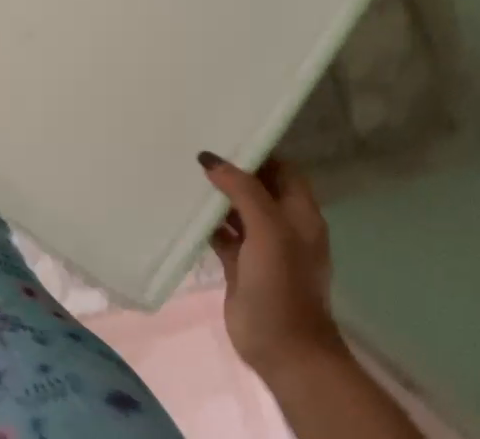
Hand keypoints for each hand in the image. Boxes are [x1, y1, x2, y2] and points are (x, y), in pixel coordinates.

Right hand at [199, 154, 347, 380]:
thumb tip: (210, 158)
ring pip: (235, 210)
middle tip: (191, 146)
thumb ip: (243, 191)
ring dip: (214, 194)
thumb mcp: (269, 231)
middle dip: (230, 169)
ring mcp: (261, 247)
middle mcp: (283, 227)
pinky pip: (220, 233)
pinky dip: (204, 221)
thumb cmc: (282, 285)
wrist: (283, 347)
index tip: (223, 131)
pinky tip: (179, 209)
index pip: (283, 170)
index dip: (259, 151)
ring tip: (179, 170)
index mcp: (300, 216)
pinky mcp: (239, 264)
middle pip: (257, 187)